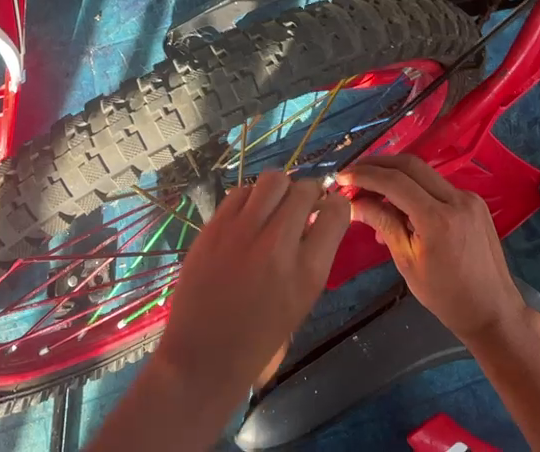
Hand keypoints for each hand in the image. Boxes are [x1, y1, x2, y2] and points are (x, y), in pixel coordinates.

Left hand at [156, 171, 350, 394]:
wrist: (203, 358)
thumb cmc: (258, 341)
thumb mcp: (301, 302)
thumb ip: (311, 258)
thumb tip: (312, 221)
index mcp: (307, 272)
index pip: (337, 212)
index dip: (336, 206)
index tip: (328, 210)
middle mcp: (278, 244)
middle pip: (304, 189)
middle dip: (308, 193)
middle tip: (301, 206)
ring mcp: (242, 232)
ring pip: (273, 180)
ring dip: (280, 189)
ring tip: (274, 206)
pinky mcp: (214, 227)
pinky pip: (241, 192)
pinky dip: (250, 198)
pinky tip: (248, 215)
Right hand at [337, 155, 527, 343]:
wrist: (493, 312)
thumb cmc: (446, 296)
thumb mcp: (408, 263)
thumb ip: (383, 224)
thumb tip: (355, 203)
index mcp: (438, 219)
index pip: (394, 182)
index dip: (365, 175)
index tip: (343, 178)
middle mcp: (456, 199)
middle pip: (410, 165)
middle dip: (378, 164)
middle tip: (354, 174)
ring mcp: (469, 198)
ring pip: (424, 173)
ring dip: (395, 175)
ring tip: (371, 190)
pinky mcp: (475, 202)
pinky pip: (438, 186)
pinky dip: (415, 188)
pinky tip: (399, 205)